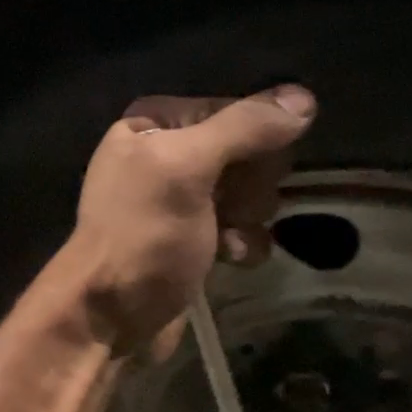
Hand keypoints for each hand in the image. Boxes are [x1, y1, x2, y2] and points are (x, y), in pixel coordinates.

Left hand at [63, 86, 316, 355]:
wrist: (109, 315)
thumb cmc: (142, 232)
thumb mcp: (187, 169)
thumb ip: (242, 129)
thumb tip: (302, 97)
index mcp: (153, 123)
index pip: (232, 109)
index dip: (253, 139)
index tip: (253, 166)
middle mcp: (162, 152)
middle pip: (245, 151)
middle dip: (252, 182)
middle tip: (233, 204)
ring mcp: (177, 198)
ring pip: (249, 191)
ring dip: (250, 215)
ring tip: (228, 235)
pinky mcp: (191, 238)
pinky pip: (241, 227)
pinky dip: (243, 242)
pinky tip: (230, 259)